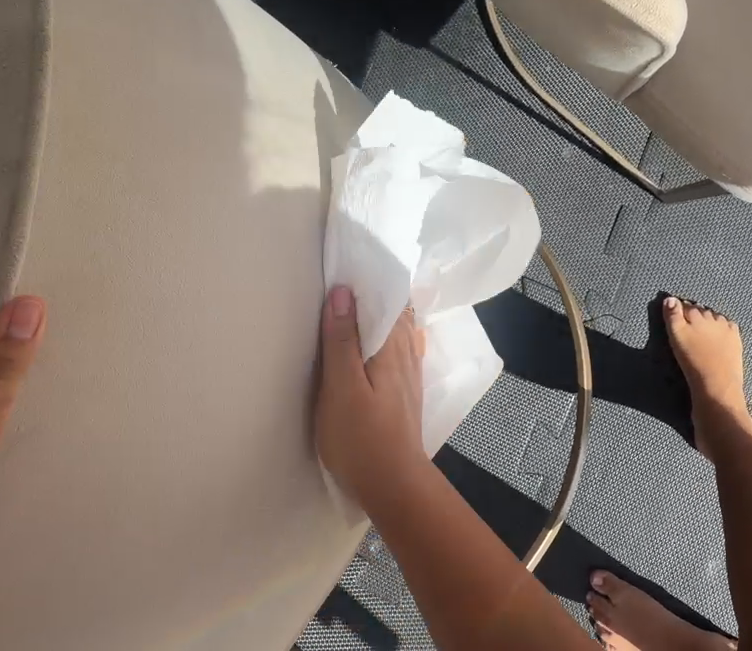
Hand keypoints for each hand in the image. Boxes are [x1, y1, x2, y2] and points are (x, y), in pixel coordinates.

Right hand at [315, 285, 425, 505]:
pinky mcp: (405, 390)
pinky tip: (378, 338)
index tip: (348, 265)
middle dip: (375, 293)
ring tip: (358, 302)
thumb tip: (342, 291)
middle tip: (348, 278)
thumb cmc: (362, 437)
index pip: (387, 298)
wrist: (394, 485)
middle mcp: (407, 352)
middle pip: (395, 311)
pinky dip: (387, 334)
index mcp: (391, 346)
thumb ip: (342, 340)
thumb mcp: (341, 387)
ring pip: (399, 329)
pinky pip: (399, 348)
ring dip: (381, 313)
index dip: (369, 280)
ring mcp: (410, 372)